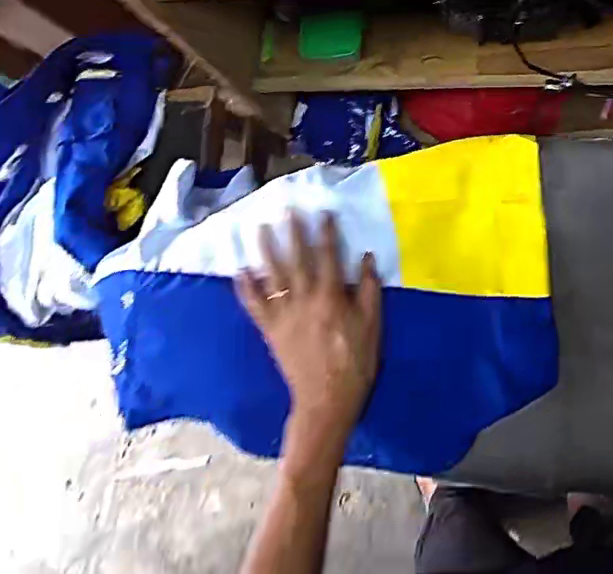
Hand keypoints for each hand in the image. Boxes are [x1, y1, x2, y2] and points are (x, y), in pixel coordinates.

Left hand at [237, 212, 381, 451]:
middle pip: (297, 261)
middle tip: (286, 210)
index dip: (327, 233)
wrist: (326, 401)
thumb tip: (366, 257)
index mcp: (332, 298)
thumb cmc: (356, 361)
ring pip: (272, 278)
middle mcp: (304, 302)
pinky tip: (239, 271)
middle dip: (292, 233)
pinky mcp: (271, 332)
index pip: (329, 257)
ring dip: (265, 251)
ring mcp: (284, 317)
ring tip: (258, 229)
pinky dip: (246, 288)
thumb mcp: (372, 324)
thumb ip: (370, 289)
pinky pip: (255, 306)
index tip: (324, 212)